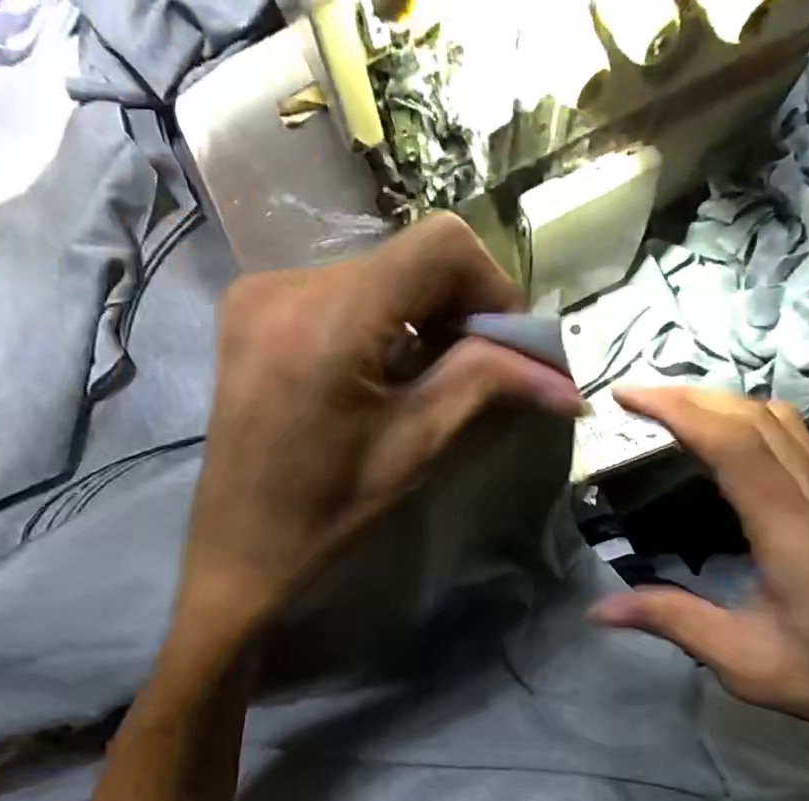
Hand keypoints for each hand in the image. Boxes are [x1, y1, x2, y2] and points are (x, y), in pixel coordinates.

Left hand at [180, 213, 583, 630]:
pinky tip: (378, 368)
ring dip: (418, 312)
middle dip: (458, 305)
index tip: (508, 344)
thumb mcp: (415, 446)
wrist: (239, 547)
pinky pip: (339, 287)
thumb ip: (488, 386)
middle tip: (478, 365)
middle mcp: (287, 283)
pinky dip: (378, 316)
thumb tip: (568, 383)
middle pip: (410, 256)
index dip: (492, 287)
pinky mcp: (249, 306)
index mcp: (330, 319)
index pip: (442, 246)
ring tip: (424, 374)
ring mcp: (260, 290)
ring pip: (377, 270)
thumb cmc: (328, 511)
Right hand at [590, 387, 808, 759]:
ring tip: (671, 411)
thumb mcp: (748, 664)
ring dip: (722, 403)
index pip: (733, 445)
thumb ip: (676, 623)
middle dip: (692, 395)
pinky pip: (792, 441)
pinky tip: (721, 443)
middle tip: (635, 399)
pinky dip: (746, 422)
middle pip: (756, 417)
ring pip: (780, 422)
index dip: (679, 411)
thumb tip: (600, 609)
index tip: (628, 396)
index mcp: (790, 530)